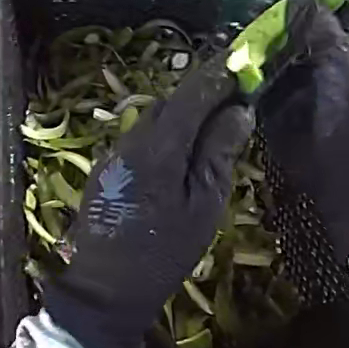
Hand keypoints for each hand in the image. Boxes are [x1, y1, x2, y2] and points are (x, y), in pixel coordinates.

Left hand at [41, 52, 255, 347]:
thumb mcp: (203, 208)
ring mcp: (114, 151)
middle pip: (171, 102)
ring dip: (184, 111)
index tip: (243, 58)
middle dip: (203, 90)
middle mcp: (130, 140)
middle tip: (236, 89)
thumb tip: (239, 110)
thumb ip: (219, 154)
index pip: (191, 95)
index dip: (218, 74)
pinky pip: (142, 136)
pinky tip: (184, 147)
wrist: (105, 289)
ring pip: (155, 118)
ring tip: (215, 117)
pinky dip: (167, 131)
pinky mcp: (107, 165)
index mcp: (157, 149)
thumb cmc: (163, 254)